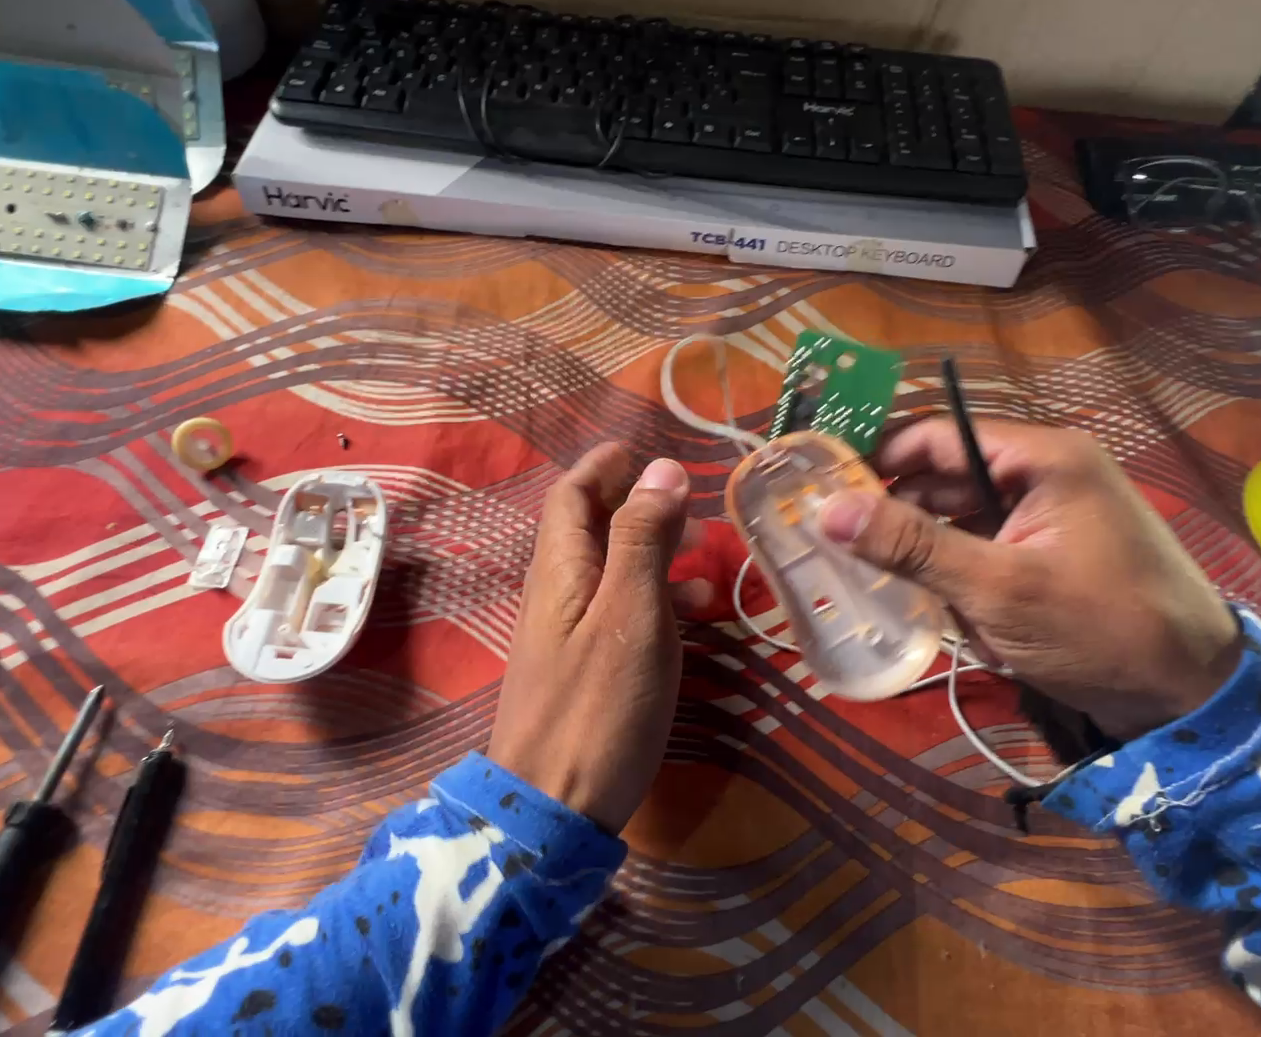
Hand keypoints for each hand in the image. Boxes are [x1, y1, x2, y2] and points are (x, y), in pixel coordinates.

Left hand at [489, 444, 690, 832]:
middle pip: (590, 528)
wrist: (555, 808)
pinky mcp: (585, 667)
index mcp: (561, 569)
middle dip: (636, 505)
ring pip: (611, 570)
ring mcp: (568, 632)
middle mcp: (557, 591)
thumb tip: (660, 469)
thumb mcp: (631, 614)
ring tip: (705, 555)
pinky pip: (619, 611)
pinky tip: (693, 613)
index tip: (644, 451)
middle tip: (688, 504)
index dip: (604, 467)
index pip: (572, 495)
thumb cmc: (599, 706)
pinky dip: (655, 597)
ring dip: (654, 551)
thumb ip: (643, 540)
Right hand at [817, 420, 1242, 740]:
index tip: (824, 492)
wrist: (1192, 698)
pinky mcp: (1045, 549)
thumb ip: (912, 545)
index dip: (877, 458)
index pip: (936, 434)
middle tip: (837, 542)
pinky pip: (979, 543)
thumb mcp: (996, 587)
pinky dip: (952, 569)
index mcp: (1041, 457)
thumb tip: (827, 510)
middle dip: (895, 509)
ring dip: (922, 546)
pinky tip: (932, 600)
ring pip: (956, 512)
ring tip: (877, 575)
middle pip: (943, 473)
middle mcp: (1042, 471)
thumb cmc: (1099, 629)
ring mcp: (1046, 512)